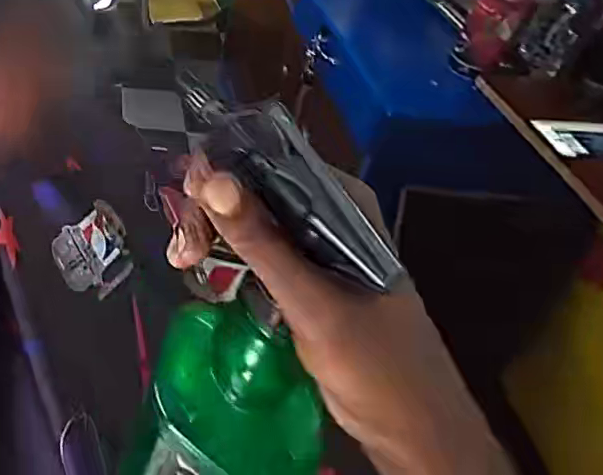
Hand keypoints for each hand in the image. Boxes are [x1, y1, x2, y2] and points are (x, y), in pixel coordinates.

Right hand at [170, 157, 512, 474]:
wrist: (418, 441)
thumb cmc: (378, 369)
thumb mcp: (312, 303)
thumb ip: (261, 242)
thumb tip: (211, 180)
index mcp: (340, 200)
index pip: (268, 160)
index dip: (219, 169)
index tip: (186, 194)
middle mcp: (324, 209)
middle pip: (247, 186)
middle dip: (208, 208)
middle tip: (184, 243)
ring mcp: (311, 239)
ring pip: (242, 213)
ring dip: (207, 229)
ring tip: (183, 258)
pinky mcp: (299, 267)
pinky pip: (249, 241)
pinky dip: (220, 249)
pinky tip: (195, 264)